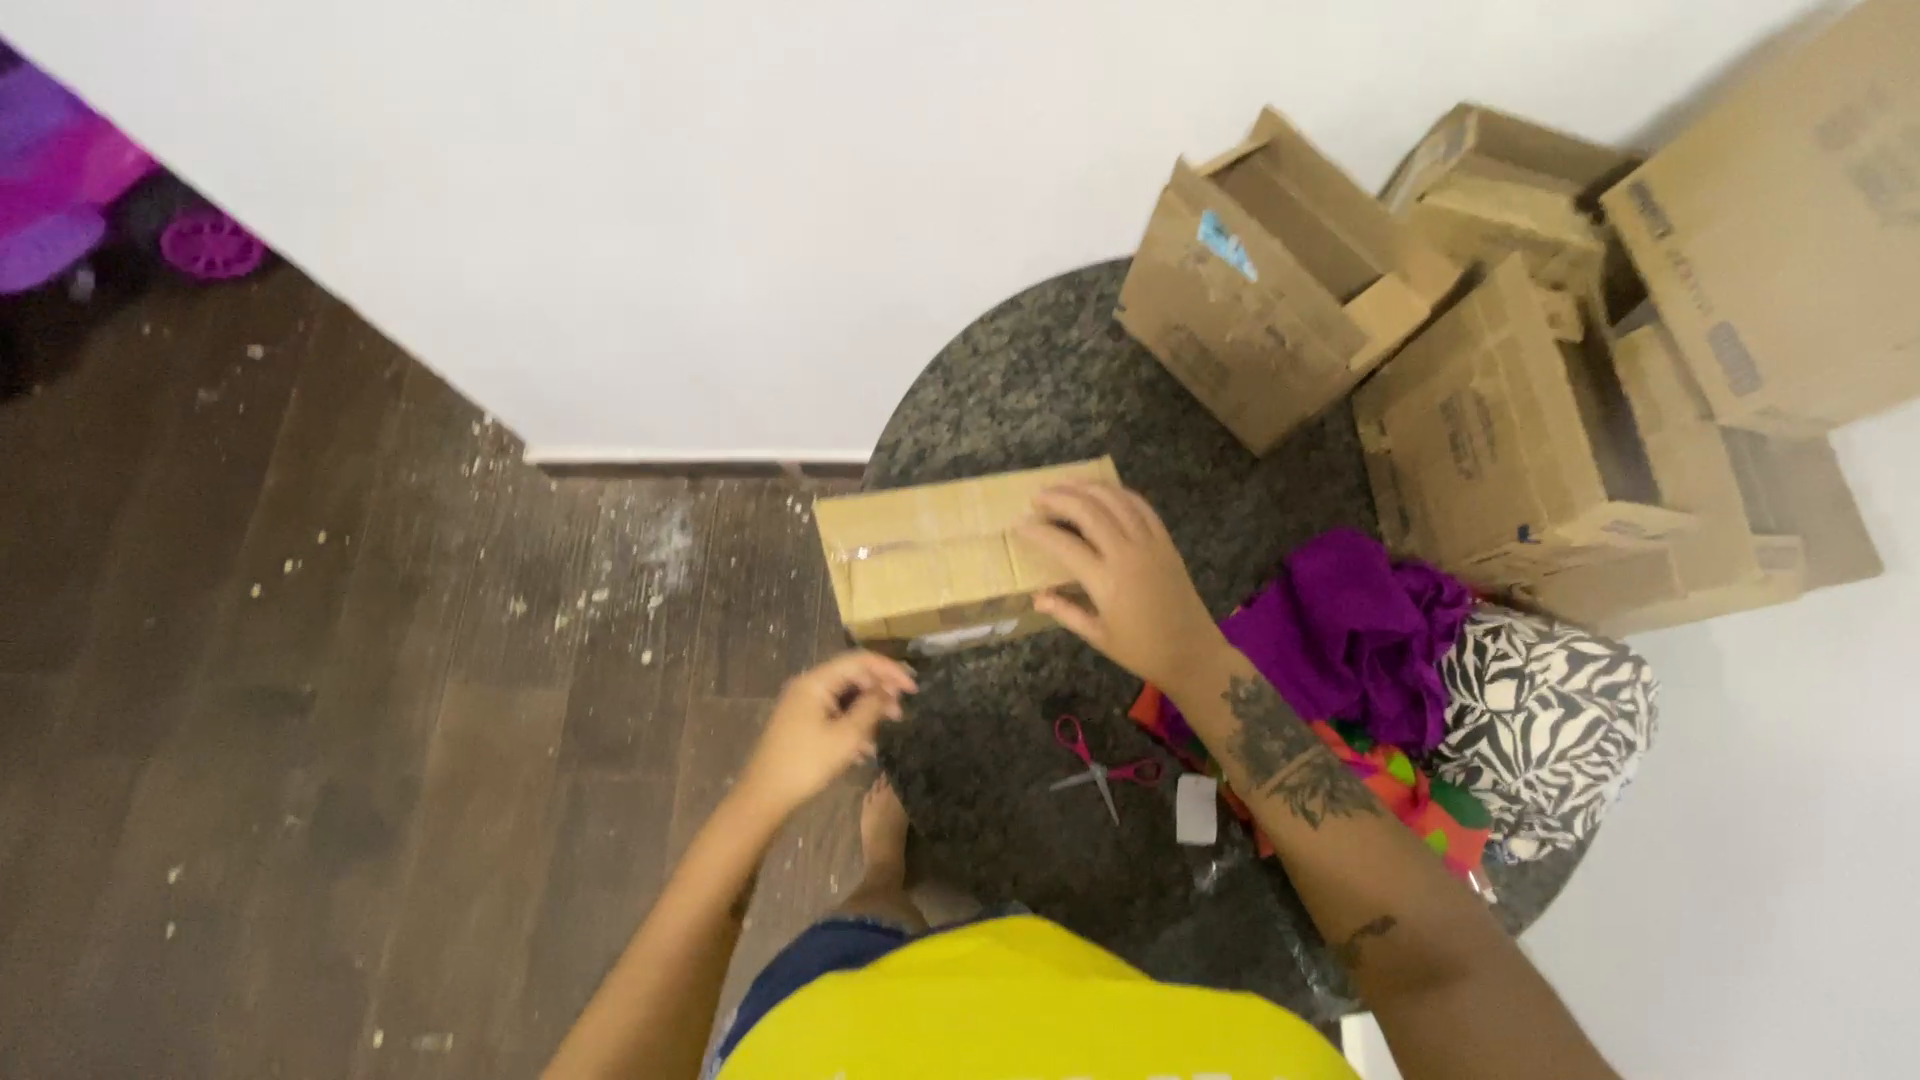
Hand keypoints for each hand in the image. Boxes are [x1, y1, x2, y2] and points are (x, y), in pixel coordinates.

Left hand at [738, 651, 917, 814]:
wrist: (765, 796)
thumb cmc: (807, 763)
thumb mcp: (847, 736)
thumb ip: (871, 707)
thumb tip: (889, 688)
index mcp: (816, 682)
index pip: (860, 661)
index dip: (889, 670)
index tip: (912, 688)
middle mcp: (808, 686)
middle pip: (852, 677)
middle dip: (879, 693)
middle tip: (900, 713)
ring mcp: (803, 705)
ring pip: (845, 698)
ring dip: (867, 712)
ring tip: (883, 734)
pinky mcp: (802, 723)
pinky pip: (834, 714)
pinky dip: (852, 725)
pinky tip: (864, 749)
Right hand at [1019, 481, 1227, 691]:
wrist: (1192, 652)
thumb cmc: (1141, 650)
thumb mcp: (1097, 636)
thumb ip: (1065, 611)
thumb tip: (1037, 598)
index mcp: (1105, 581)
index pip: (1063, 544)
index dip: (1038, 531)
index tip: (1020, 524)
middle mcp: (1127, 554)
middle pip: (1088, 511)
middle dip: (1059, 498)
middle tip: (1038, 496)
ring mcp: (1149, 544)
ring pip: (1115, 501)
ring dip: (1087, 488)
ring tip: (1065, 485)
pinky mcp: (1166, 542)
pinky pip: (1142, 507)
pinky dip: (1120, 494)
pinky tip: (1104, 492)